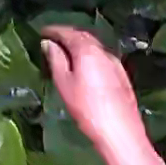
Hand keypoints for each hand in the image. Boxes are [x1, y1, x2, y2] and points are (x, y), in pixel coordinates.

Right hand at [40, 26, 149, 158]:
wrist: (121, 134)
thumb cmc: (86, 107)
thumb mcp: (63, 82)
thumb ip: (55, 59)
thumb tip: (48, 43)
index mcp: (88, 51)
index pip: (68, 33)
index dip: (54, 30)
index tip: (42, 31)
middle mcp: (104, 53)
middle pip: (84, 37)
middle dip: (68, 35)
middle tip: (53, 38)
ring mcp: (116, 65)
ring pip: (95, 47)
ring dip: (80, 45)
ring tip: (66, 51)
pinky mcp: (123, 78)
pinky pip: (102, 58)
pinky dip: (90, 55)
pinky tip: (85, 66)